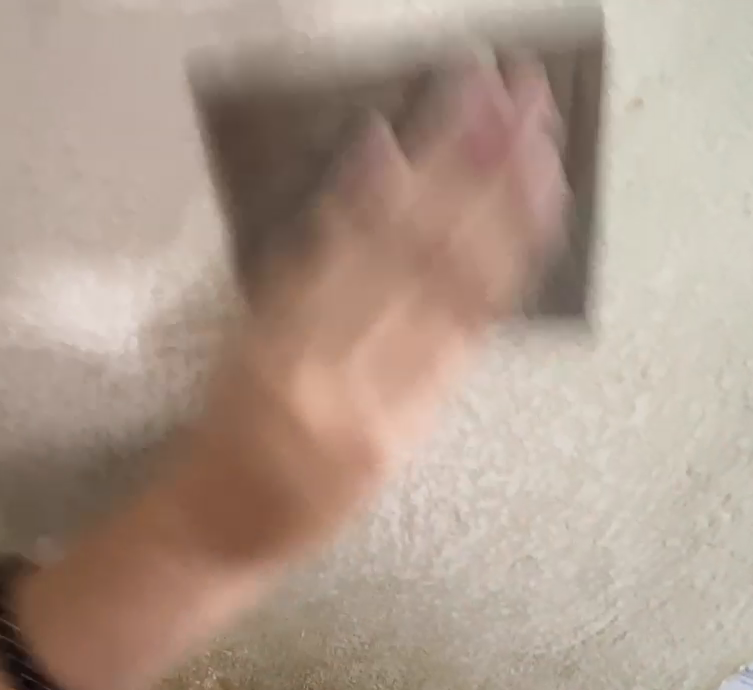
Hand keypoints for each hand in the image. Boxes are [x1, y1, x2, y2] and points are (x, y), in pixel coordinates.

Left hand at [162, 59, 569, 565]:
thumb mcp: (382, 470)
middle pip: (424, 266)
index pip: (461, 317)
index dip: (508, 237)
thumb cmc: (300, 513)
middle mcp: (343, 384)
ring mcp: (290, 351)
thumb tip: (471, 300)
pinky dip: (347, 200)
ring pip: (370, 249)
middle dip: (479, 177)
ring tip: (471, 98)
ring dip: (425, 168)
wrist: (208, 526)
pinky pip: (307, 257)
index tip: (544, 173)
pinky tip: (379, 145)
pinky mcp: (252, 330)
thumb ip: (425, 388)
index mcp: (389, 431)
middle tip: (524, 103)